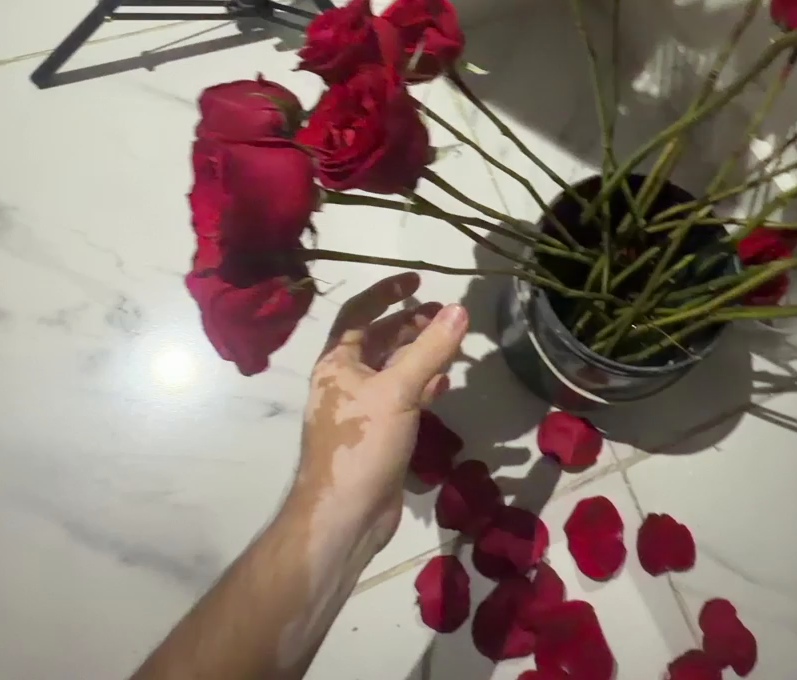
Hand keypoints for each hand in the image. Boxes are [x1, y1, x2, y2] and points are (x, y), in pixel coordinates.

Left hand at [287, 273, 466, 556]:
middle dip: (411, 322)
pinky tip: (444, 383)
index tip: (417, 279)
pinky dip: (423, 385)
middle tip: (446, 313)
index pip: (358, 312)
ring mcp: (362, 407)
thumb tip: (460, 308)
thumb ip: (430, 348)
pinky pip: (402, 396)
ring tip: (452, 341)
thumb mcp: (397, 390)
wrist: (344, 517)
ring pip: (394, 368)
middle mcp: (346, 379)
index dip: (385, 292)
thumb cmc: (361, 445)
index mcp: (336, 362)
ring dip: (421, 352)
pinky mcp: (379, 432)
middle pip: (380, 339)